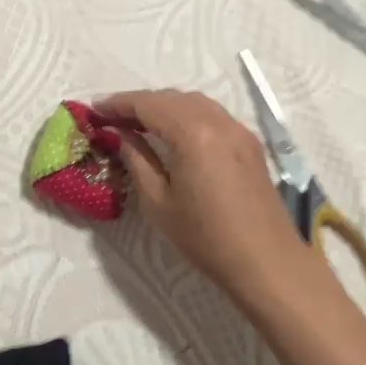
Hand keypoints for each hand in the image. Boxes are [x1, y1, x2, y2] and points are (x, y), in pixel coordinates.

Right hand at [96, 88, 306, 291]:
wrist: (270, 267)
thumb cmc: (208, 239)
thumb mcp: (159, 203)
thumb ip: (137, 160)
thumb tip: (123, 134)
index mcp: (192, 133)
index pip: (147, 104)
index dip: (118, 104)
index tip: (94, 109)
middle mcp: (217, 121)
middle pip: (170, 97)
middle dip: (139, 103)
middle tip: (112, 117)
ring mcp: (238, 130)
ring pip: (193, 101)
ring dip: (164, 105)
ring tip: (140, 123)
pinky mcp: (250, 144)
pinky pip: (211, 114)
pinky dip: (187, 113)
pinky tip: (175, 132)